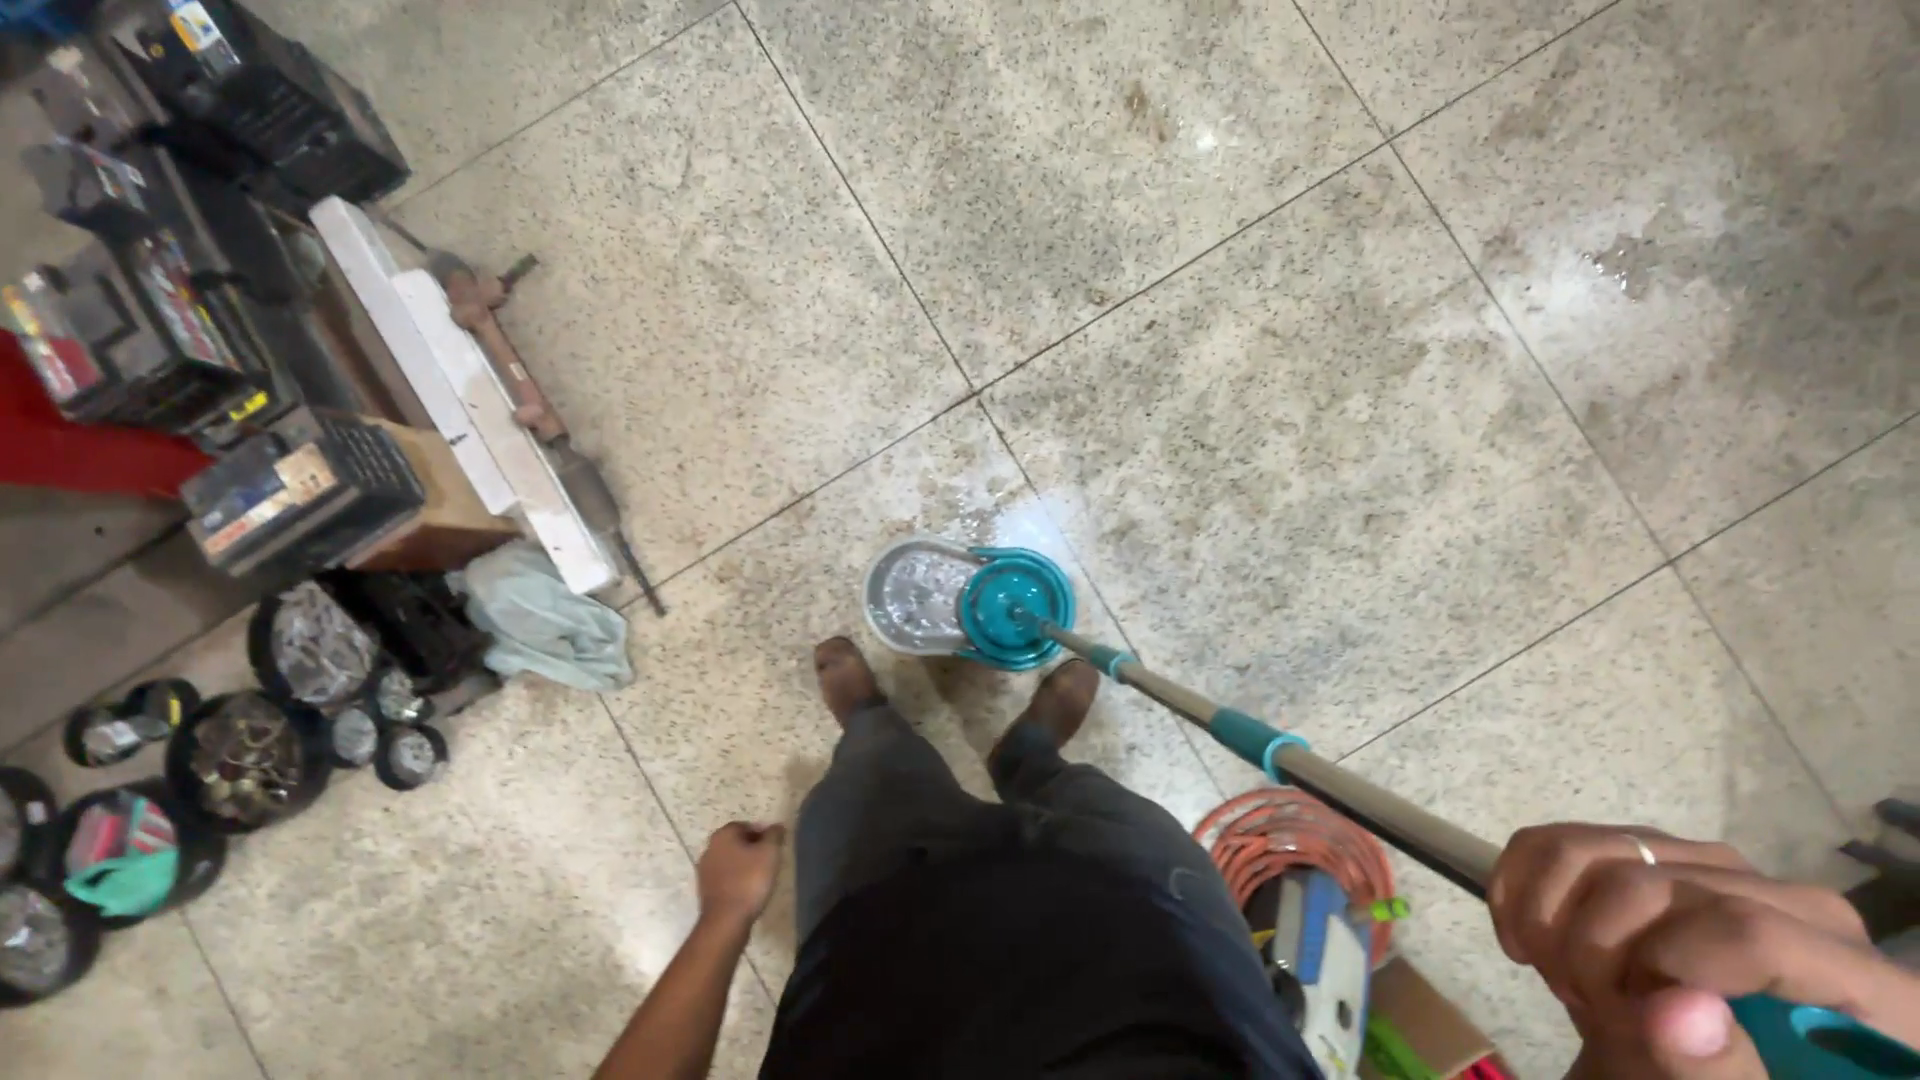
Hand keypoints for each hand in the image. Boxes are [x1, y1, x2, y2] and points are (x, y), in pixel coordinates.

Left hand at [696, 821, 785, 927]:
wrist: (726, 920)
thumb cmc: (750, 880)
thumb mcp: (770, 852)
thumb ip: (774, 835)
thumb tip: (776, 826)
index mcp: (723, 835)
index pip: (745, 825)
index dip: (762, 833)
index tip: (775, 846)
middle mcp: (710, 848)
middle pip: (736, 842)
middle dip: (753, 849)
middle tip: (770, 861)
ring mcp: (705, 870)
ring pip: (730, 860)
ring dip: (744, 865)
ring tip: (761, 877)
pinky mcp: (705, 890)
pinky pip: (725, 878)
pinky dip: (736, 880)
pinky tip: (748, 891)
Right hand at [1489, 822, 1919, 1077]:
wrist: (1696, 1076)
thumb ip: (1718, 1074)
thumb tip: (1672, 1007)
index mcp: (1859, 983)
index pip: (1749, 931)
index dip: (1664, 967)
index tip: (1629, 1018)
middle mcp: (1790, 903)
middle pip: (1649, 886)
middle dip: (1587, 949)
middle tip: (1582, 1009)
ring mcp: (1709, 866)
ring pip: (1588, 850)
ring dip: (1544, 917)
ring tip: (1559, 977)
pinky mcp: (1643, 851)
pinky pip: (1554, 840)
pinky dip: (1516, 886)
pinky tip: (1526, 939)